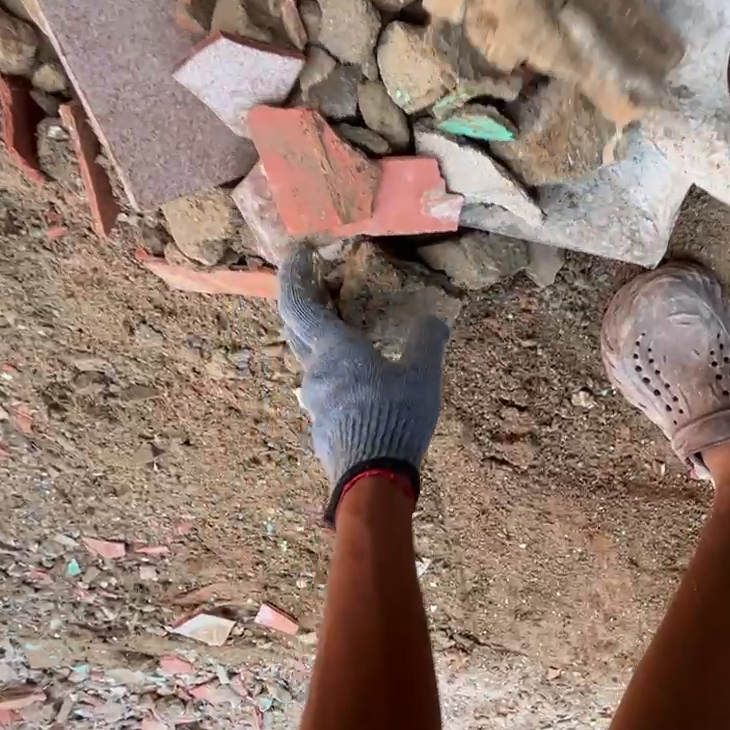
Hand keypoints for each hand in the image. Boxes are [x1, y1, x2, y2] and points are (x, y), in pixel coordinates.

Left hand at [278, 247, 451, 523]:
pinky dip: (336, 371)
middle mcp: (315, 372)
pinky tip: (361, 380)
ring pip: (312, 360)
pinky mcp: (323, 427)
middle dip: (307, 301)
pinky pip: (325, 388)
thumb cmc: (396, 416)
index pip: (297, 303)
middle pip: (297, 328)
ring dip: (324, 339)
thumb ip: (427, 341)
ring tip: (351, 333)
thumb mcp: (422, 375)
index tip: (300, 251)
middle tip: (324, 284)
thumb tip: (435, 318)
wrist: (375, 479)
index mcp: (334, 351)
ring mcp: (315, 403)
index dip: (294, 273)